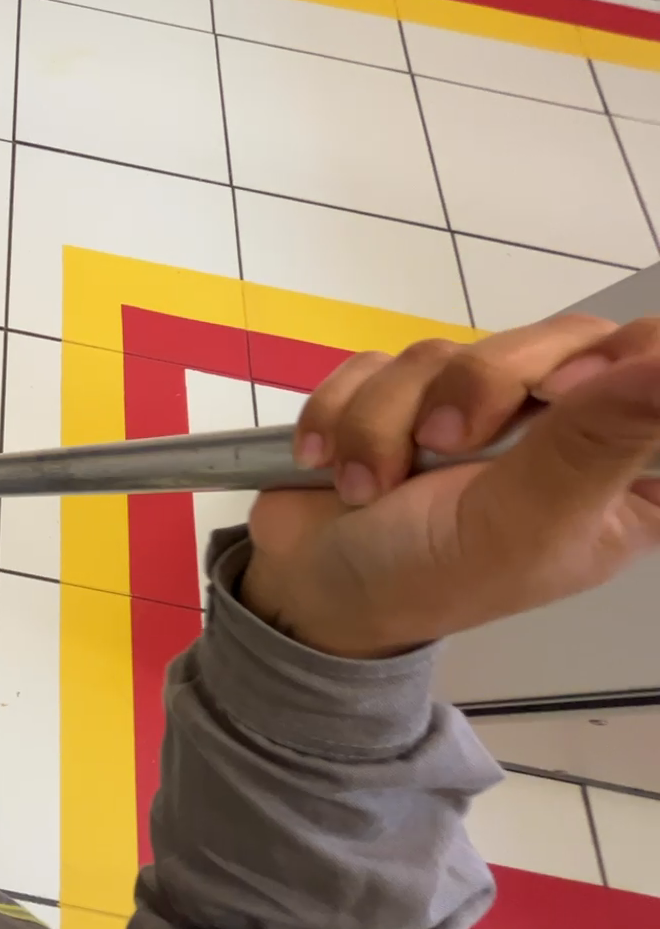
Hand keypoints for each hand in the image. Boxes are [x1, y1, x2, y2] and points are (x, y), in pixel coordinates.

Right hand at [241, 314, 659, 658]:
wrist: (303, 586)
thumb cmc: (425, 574)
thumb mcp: (521, 522)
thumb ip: (592, 443)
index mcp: (614, 460)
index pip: (645, 357)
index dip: (601, 360)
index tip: (552, 393)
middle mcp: (544, 423)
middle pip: (535, 342)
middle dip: (466, 392)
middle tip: (438, 447)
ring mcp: (455, 408)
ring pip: (431, 356)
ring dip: (377, 425)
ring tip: (364, 485)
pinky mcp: (381, 400)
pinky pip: (362, 369)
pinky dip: (332, 416)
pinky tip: (324, 462)